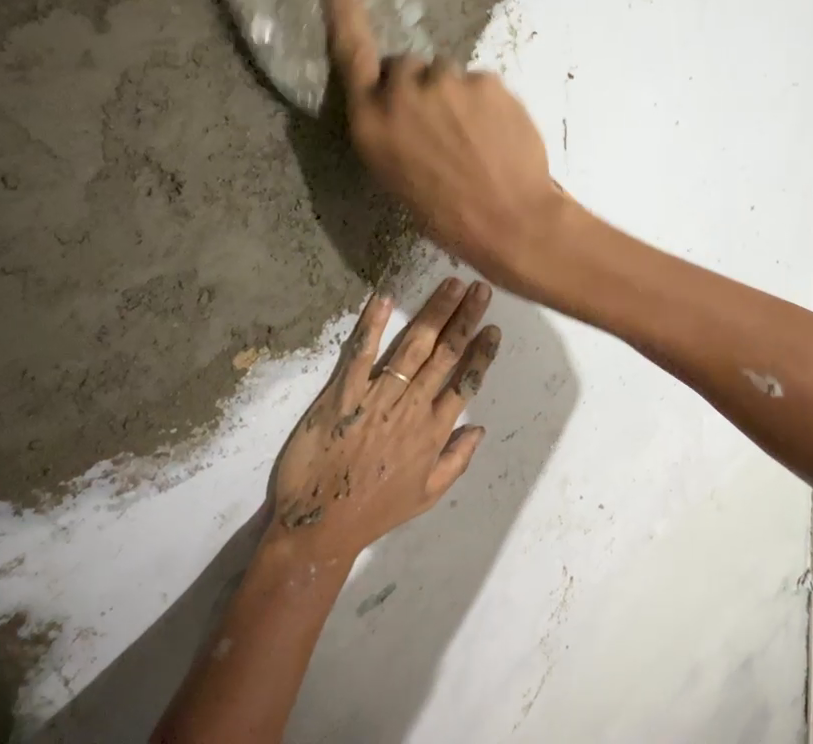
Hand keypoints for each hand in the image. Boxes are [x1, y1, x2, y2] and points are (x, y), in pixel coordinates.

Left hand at [265, 277, 500, 562]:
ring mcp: (377, 398)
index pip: (465, 383)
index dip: (481, 354)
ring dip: (433, 313)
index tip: (493, 328)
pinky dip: (373, 326)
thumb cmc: (374, 511)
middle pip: (444, 355)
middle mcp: (411, 408)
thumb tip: (480, 428)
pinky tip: (385, 299)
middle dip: (464, 319)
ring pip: (412, 347)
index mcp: (433, 432)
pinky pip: (360, 354)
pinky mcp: (342, 395)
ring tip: (451, 285)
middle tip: (480, 289)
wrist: (319, 527)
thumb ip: (457, 461)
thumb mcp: (427, 495)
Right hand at [324, 0, 570, 282]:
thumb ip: (390, 128)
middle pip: (407, 65)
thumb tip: (402, 106)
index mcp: (370, 124)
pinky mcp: (485, 81)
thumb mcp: (396, 175)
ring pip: (448, 75)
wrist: (509, 221)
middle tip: (442, 128)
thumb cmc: (446, 213)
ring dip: (456, 97)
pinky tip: (495, 135)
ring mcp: (446, 83)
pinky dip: (488, 104)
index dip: (344, 8)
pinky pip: (481, 84)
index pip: (350, 53)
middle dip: (420, 87)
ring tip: (474, 139)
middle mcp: (401, 93)